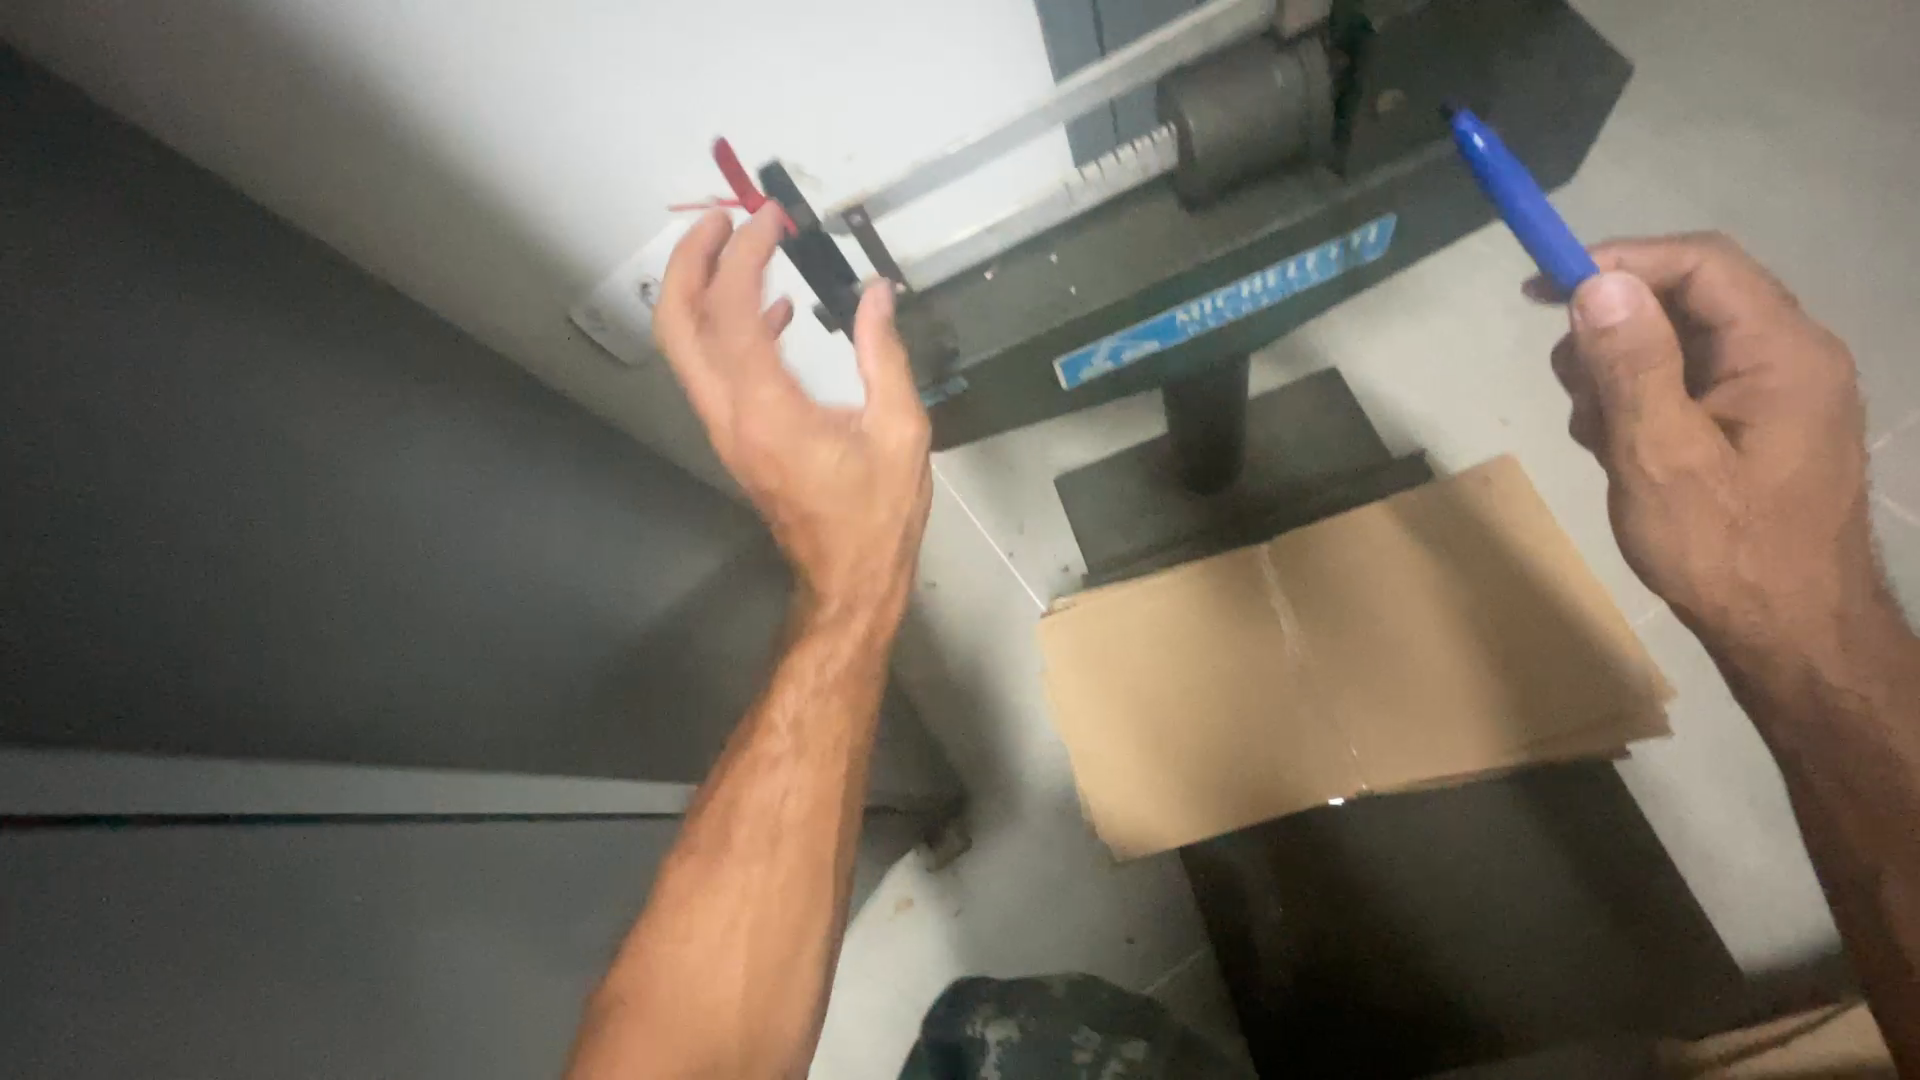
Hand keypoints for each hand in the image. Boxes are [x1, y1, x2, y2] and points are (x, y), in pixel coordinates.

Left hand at [654, 206, 932, 625]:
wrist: (849, 580)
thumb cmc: (879, 515)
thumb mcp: (900, 432)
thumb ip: (885, 356)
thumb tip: (877, 294)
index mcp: (768, 410)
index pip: (733, 310)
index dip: (746, 254)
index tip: (772, 220)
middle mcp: (731, 417)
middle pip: (677, 324)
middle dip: (690, 261)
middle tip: (722, 219)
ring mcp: (726, 432)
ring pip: (686, 349)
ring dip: (701, 292)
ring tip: (740, 251)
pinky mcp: (737, 441)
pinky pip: (714, 373)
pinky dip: (728, 332)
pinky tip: (773, 317)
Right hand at [1541, 232, 1887, 657]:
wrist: (1782, 625)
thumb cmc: (1721, 546)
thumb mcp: (1660, 455)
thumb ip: (1631, 367)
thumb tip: (1597, 285)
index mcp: (1780, 352)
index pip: (1701, 265)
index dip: (1618, 261)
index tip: (1540, 287)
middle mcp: (1782, 356)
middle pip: (1679, 301)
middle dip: (1608, 336)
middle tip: (1575, 393)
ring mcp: (1764, 391)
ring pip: (1665, 345)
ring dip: (1613, 378)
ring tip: (1601, 438)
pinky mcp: (1742, 421)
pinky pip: (1673, 384)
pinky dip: (1629, 405)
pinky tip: (1619, 452)